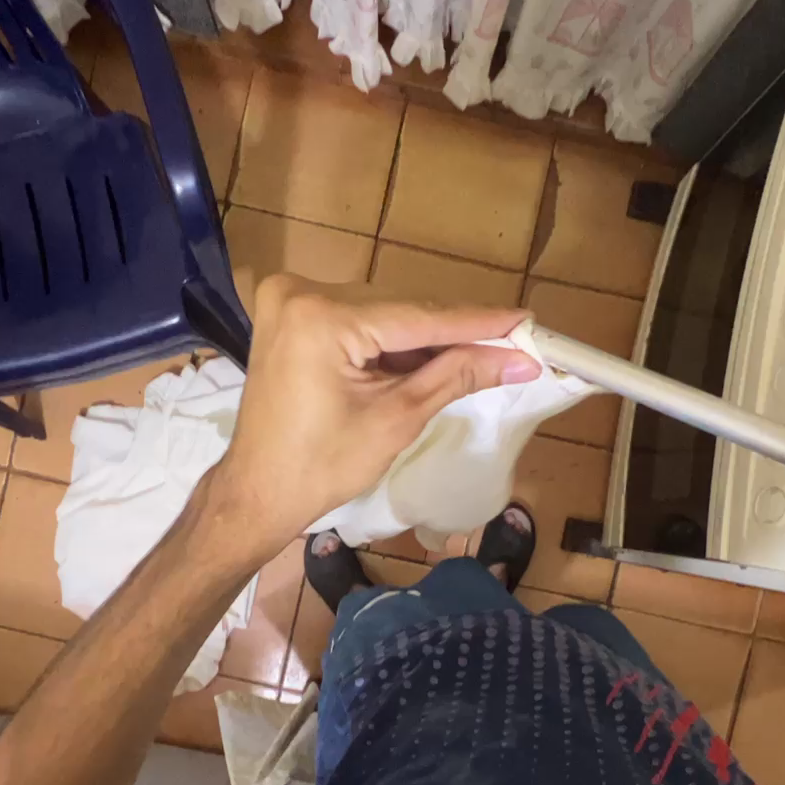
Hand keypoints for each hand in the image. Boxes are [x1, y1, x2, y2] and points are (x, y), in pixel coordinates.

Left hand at [206, 274, 539, 544]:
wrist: (258, 492)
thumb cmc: (322, 468)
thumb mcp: (396, 420)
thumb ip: (457, 376)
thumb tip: (519, 359)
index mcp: (322, 318)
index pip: (418, 316)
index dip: (478, 321)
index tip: (526, 320)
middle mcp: (301, 292)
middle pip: (399, 310)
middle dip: (452, 332)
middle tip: (509, 345)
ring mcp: (288, 300)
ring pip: (380, 313)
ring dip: (423, 338)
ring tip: (475, 355)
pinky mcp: (288, 316)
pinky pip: (355, 321)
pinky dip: (388, 341)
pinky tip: (425, 357)